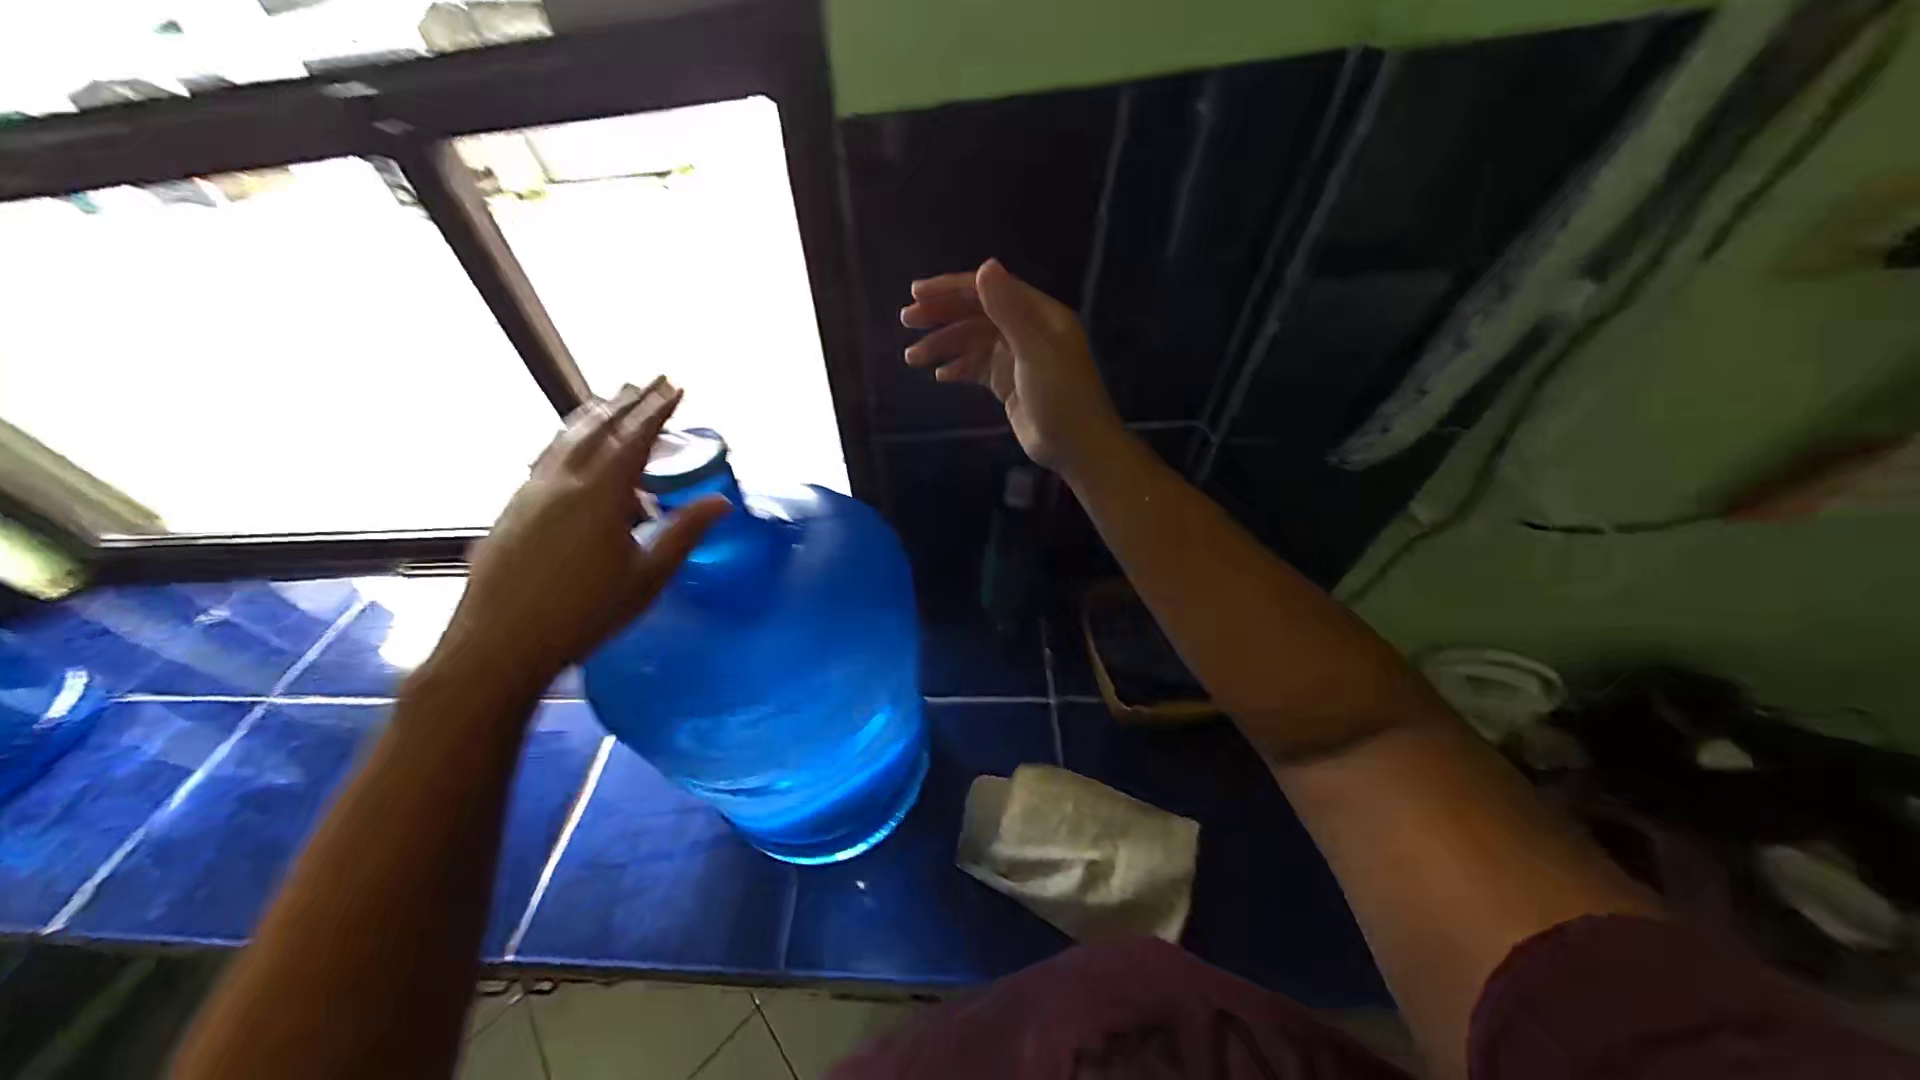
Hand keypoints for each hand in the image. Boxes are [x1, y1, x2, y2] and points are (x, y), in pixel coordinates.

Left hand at [435, 378, 729, 692]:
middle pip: (600, 429)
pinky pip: (546, 457)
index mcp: (600, 495)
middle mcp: (562, 481)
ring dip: (593, 415)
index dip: (658, 410)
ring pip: (565, 439)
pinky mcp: (512, 508)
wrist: (499, 644)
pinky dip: (567, 439)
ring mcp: (531, 492)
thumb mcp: (647, 576)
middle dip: (628, 402)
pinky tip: (568, 446)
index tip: (676, 386)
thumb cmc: (585, 614)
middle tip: (648, 379)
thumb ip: (684, 533)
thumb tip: (721, 502)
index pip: (635, 439)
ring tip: (609, 399)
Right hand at [902, 259, 1122, 475]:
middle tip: (907, 320)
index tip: (917, 293)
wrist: (1077, 447)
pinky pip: (977, 368)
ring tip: (912, 357)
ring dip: (944, 346)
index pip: (990, 290)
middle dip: (941, 316)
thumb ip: (1008, 310)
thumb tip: (984, 266)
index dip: (952, 289)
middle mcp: (1027, 330)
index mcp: (1039, 315)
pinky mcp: (1009, 383)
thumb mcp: (1035, 350)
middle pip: (977, 314)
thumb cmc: (1062, 397)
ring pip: (973, 342)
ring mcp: (1017, 357)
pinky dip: (958, 368)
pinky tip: (939, 375)